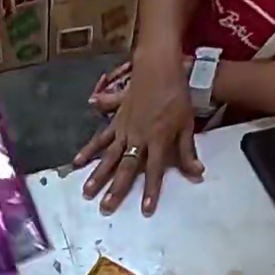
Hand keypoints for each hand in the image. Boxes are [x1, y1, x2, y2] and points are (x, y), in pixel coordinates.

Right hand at [73, 49, 203, 215]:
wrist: (159, 65)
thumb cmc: (176, 94)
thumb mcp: (187, 123)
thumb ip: (187, 151)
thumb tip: (197, 173)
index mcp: (158, 139)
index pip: (155, 170)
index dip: (151, 191)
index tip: (145, 210)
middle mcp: (138, 137)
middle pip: (126, 167)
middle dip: (116, 188)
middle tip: (105, 207)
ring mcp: (124, 130)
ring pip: (110, 156)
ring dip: (98, 175)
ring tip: (86, 191)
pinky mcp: (115, 121)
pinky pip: (101, 137)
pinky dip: (88, 149)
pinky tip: (77, 162)